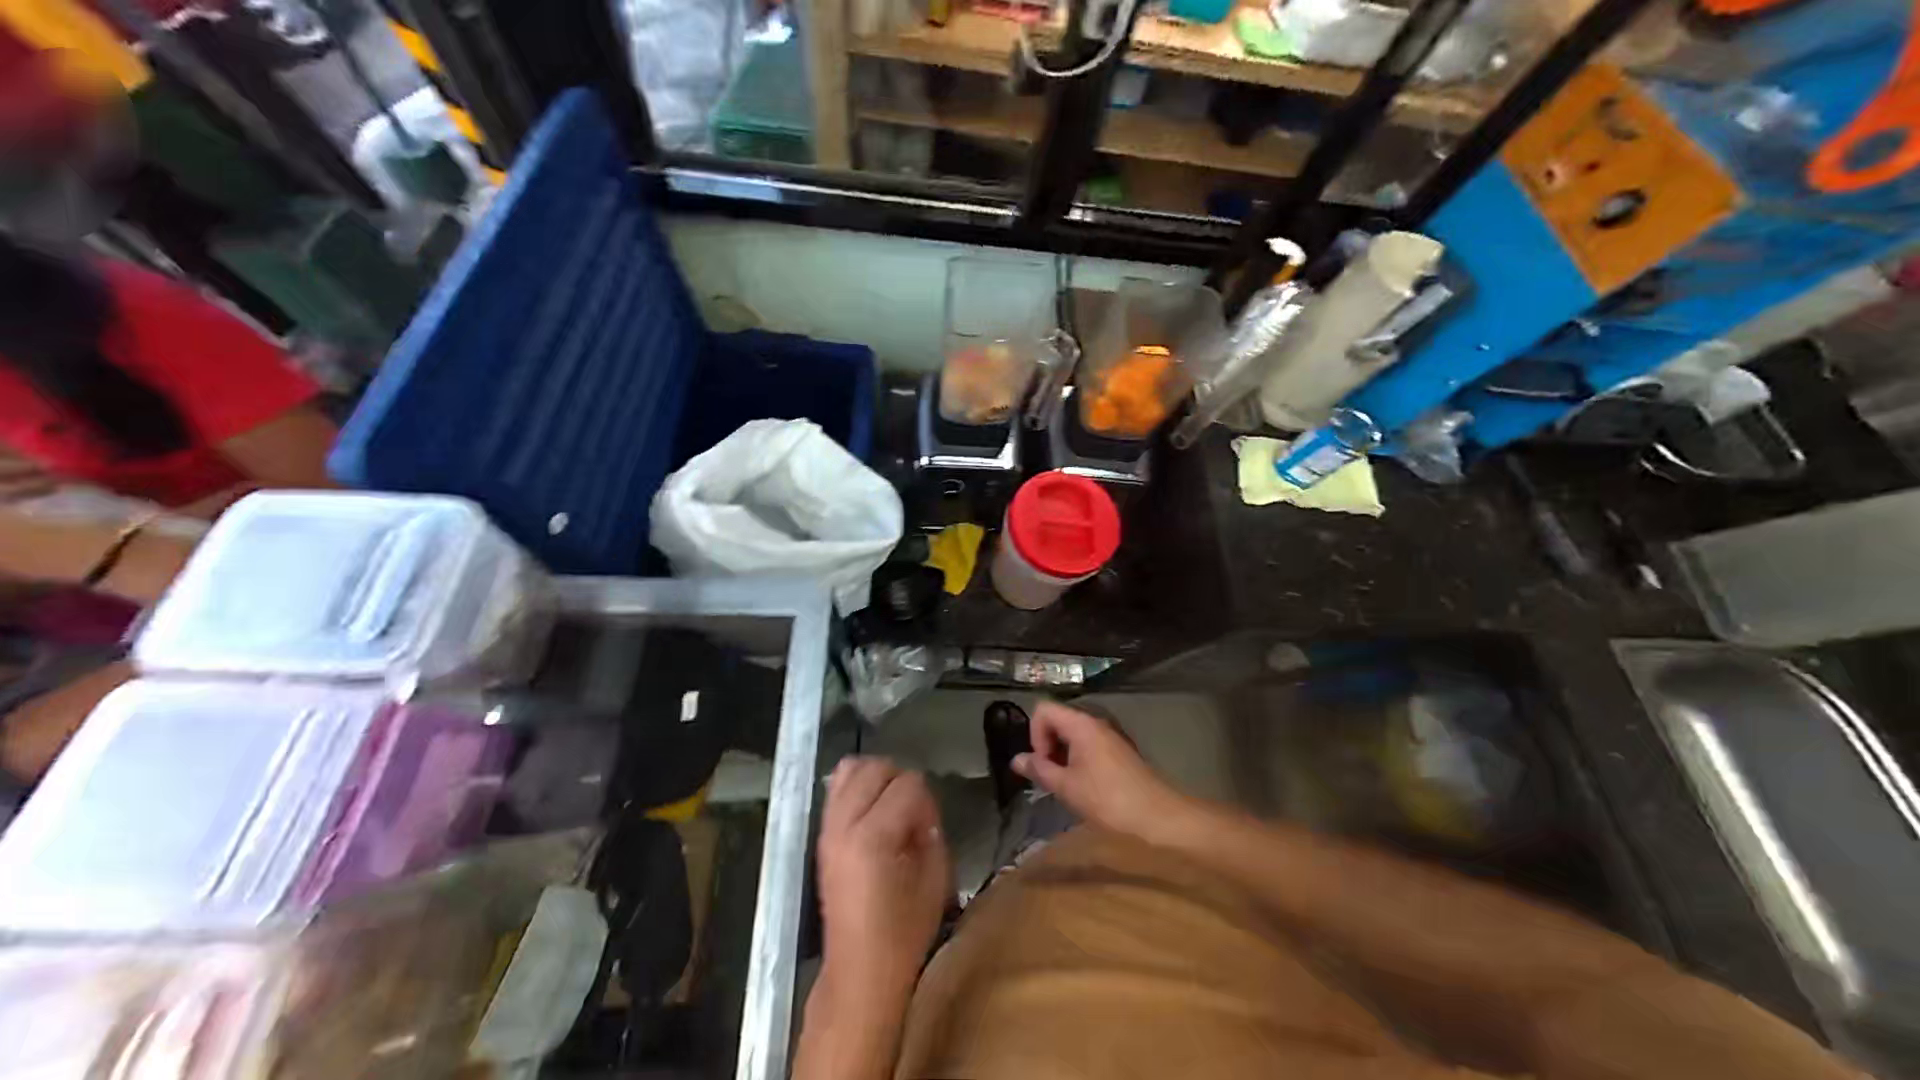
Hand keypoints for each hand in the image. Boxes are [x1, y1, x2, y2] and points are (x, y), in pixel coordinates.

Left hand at [816, 757, 950, 990]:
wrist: (860, 969)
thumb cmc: (904, 931)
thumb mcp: (936, 877)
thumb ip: (932, 830)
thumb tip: (923, 810)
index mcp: (875, 836)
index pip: (908, 784)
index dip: (926, 802)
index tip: (930, 829)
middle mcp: (844, 824)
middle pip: (876, 767)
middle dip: (902, 780)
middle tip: (915, 812)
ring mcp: (828, 829)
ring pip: (850, 770)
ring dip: (877, 778)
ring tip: (892, 807)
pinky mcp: (821, 836)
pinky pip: (835, 789)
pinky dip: (856, 787)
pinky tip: (873, 811)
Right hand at [1011, 701, 1204, 844]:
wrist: (1159, 817)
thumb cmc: (1109, 800)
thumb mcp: (1067, 787)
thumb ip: (1039, 770)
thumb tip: (1016, 759)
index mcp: (1081, 725)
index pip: (1043, 710)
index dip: (1035, 734)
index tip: (1043, 764)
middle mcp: (1095, 722)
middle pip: (1058, 720)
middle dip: (1047, 746)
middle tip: (1051, 778)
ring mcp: (1110, 736)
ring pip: (1073, 735)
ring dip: (1062, 756)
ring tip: (1066, 786)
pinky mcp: (1119, 752)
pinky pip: (1088, 745)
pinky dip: (1078, 761)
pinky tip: (1084, 788)